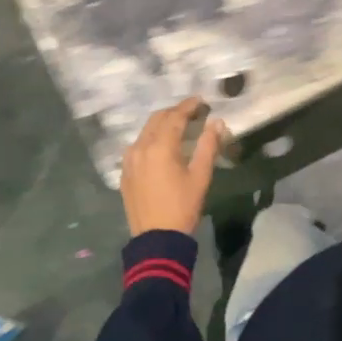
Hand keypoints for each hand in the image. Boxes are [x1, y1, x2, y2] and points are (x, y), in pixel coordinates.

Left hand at [121, 98, 224, 235]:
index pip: (175, 116)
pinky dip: (151, 139)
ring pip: (145, 131)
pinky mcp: (125, 172)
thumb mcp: (200, 176)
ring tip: (179, 127)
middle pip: (157, 119)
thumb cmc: (183, 207)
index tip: (202, 101)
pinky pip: (137, 146)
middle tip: (193, 113)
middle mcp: (140, 147)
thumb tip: (216, 122)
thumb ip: (208, 146)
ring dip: (162, 124)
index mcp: (160, 146)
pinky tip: (161, 147)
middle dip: (175, 112)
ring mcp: (129, 159)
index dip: (189, 106)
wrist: (157, 238)